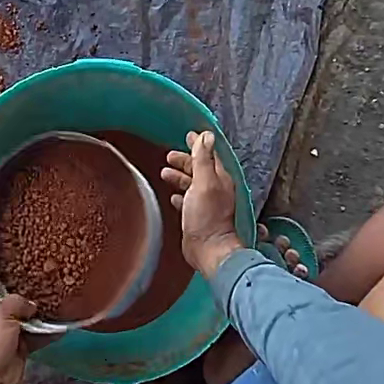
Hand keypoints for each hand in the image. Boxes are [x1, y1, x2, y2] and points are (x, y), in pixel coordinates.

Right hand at [161, 130, 246, 280]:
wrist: (208, 248)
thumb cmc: (206, 216)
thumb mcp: (204, 182)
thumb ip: (203, 159)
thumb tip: (206, 135)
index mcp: (219, 178)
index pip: (209, 155)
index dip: (198, 145)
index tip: (187, 136)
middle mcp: (215, 189)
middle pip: (199, 169)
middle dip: (185, 161)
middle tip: (169, 156)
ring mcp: (206, 204)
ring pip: (192, 184)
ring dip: (179, 177)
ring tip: (164, 173)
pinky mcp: (197, 217)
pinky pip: (187, 201)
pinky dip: (180, 195)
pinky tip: (172, 196)